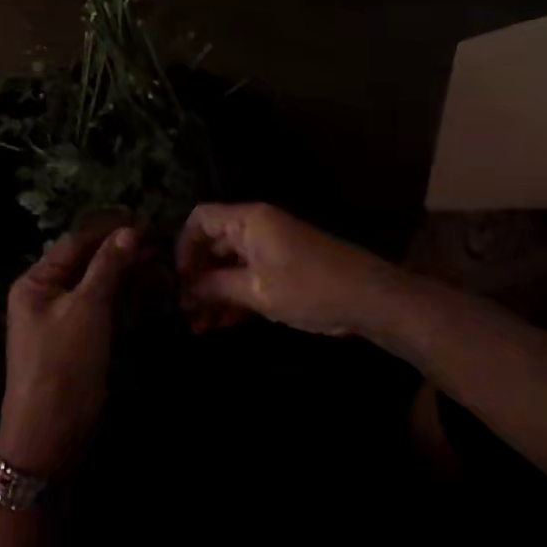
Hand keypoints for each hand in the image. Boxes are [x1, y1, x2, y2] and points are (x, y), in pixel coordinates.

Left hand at [0, 217, 139, 474]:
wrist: (50, 435)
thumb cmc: (63, 365)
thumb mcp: (86, 310)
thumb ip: (107, 268)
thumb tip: (129, 231)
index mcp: (35, 281)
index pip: (74, 242)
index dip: (106, 229)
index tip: (141, 218)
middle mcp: (44, 293)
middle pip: (83, 261)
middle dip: (116, 248)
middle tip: (154, 237)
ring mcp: (60, 317)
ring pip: (93, 282)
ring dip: (120, 269)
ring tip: (154, 255)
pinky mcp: (76, 338)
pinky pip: (98, 305)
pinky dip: (118, 293)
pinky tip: (142, 284)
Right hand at [175, 203, 398, 336]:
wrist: (371, 299)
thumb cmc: (309, 288)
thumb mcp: (257, 291)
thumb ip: (216, 288)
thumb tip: (183, 291)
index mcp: (248, 220)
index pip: (200, 219)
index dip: (183, 246)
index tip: (176, 279)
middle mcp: (256, 228)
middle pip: (213, 245)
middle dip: (196, 278)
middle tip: (183, 312)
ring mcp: (270, 249)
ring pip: (229, 266)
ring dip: (213, 294)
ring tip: (199, 327)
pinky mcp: (282, 269)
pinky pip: (248, 277)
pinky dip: (234, 297)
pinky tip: (222, 325)